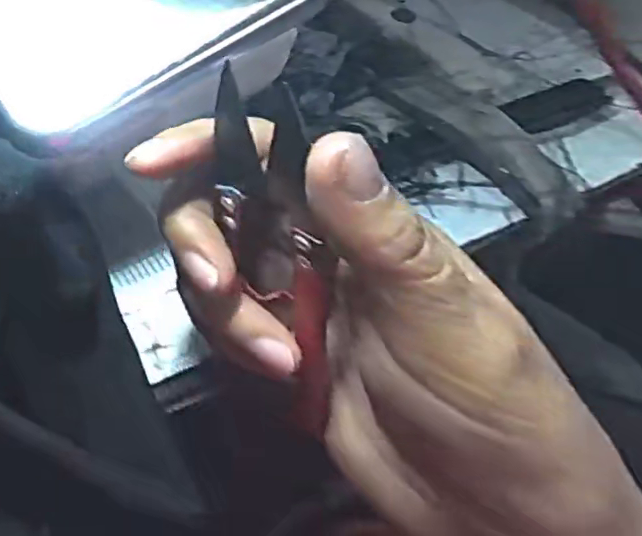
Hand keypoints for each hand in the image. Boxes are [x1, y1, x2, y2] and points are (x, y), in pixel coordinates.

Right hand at [127, 124, 641, 535]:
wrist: (491, 515)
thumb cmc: (493, 403)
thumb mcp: (443, 313)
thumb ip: (379, 229)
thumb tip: (334, 142)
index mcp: (350, 217)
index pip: (261, 152)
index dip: (199, 144)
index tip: (147, 163)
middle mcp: (304, 239)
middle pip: (209, 201)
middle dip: (196, 239)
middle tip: (214, 283)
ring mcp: (278, 285)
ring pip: (201, 257)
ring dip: (221, 305)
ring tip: (276, 355)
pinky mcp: (259, 329)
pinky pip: (208, 310)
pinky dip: (226, 335)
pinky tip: (277, 369)